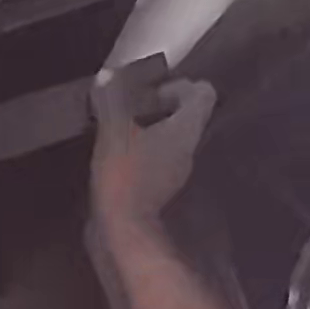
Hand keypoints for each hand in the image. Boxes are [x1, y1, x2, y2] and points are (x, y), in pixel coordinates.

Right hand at [91, 73, 217, 232]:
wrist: (120, 232)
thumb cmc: (123, 177)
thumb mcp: (113, 130)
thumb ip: (112, 99)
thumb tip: (107, 76)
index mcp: (186, 131)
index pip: (202, 94)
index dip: (179, 85)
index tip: (151, 91)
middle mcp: (187, 153)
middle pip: (184, 120)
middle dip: (159, 110)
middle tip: (130, 110)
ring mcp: (173, 178)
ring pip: (167, 145)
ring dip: (148, 136)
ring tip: (119, 134)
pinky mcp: (156, 196)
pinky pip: (153, 167)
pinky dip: (140, 159)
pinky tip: (116, 161)